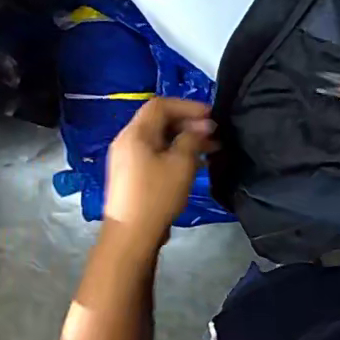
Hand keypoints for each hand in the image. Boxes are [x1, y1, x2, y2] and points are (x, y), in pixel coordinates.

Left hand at [103, 98, 217, 239]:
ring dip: (184, 139)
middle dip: (188, 123)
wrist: (131, 234)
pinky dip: (174, 152)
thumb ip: (192, 139)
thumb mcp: (181, 164)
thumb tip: (203, 126)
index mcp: (135, 133)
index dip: (188, 106)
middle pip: (158, 121)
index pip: (161, 105)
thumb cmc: (157, 195)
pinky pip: (154, 153)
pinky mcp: (130, 174)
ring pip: (158, 138)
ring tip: (209, 149)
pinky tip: (193, 164)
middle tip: (213, 133)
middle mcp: (127, 140)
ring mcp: (126, 158)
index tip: (211, 115)